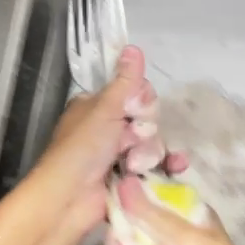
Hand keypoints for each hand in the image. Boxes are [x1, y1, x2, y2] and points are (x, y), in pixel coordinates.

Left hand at [32, 46, 184, 232]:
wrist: (69, 198)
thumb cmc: (81, 148)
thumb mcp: (104, 109)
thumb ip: (124, 81)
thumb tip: (133, 47)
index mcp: (97, 106)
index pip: (135, 92)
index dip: (142, 101)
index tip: (134, 109)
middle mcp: (108, 127)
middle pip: (147, 117)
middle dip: (144, 130)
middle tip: (129, 140)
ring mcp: (119, 153)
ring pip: (153, 142)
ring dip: (147, 153)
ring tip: (130, 166)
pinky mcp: (129, 177)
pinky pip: (157, 165)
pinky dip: (165, 166)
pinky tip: (175, 167)